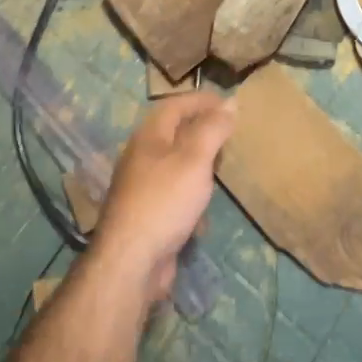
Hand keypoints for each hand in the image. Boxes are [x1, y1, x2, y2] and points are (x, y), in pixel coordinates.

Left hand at [89, 91, 236, 303]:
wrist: (131, 262)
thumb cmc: (165, 200)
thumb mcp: (195, 158)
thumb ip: (212, 129)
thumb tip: (229, 103)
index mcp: (148, 136)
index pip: (176, 104)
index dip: (202, 100)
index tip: (228, 103)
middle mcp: (141, 157)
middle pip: (174, 134)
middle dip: (202, 131)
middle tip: (230, 134)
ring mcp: (142, 187)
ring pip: (176, 166)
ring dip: (199, 165)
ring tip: (223, 168)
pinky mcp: (147, 215)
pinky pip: (174, 196)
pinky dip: (192, 197)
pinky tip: (204, 212)